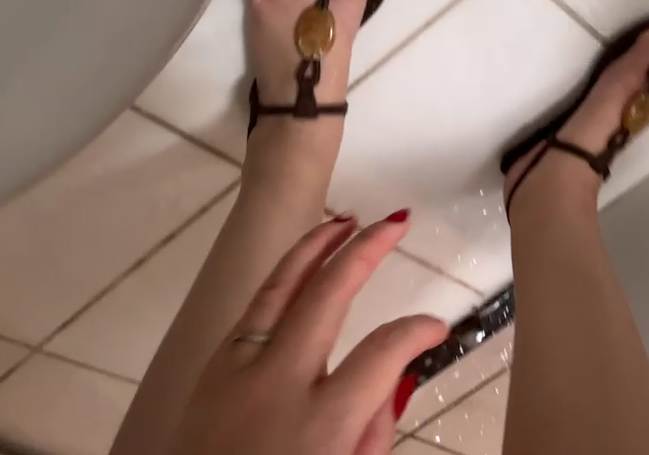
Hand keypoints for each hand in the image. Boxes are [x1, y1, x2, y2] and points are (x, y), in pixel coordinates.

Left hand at [168, 213, 448, 454]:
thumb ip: (374, 430)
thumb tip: (393, 377)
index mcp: (318, 426)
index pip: (385, 351)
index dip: (418, 330)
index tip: (436, 327)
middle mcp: (276, 386)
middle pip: (330, 292)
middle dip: (368, 247)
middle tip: (398, 222)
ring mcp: (237, 373)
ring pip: (283, 285)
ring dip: (318, 245)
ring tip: (348, 219)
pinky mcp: (212, 373)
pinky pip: (255, 308)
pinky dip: (285, 277)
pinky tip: (303, 264)